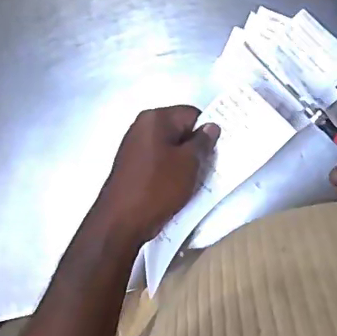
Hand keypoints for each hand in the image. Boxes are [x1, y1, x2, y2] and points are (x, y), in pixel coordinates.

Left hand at [90, 106, 218, 244]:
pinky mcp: (131, 168)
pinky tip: (176, 190)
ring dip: (183, 164)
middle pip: (179, 131)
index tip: (215, 152)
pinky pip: (158, 164)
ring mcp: (133, 148)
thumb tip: (210, 127)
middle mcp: (140, 127)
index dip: (206, 132)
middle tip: (207, 168)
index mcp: (155, 118)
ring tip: (192, 182)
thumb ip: (203, 142)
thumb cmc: (158, 187)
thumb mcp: (189, 163)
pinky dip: (169, 174)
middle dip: (194, 148)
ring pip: (169, 150)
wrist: (121, 221)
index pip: (191, 114)